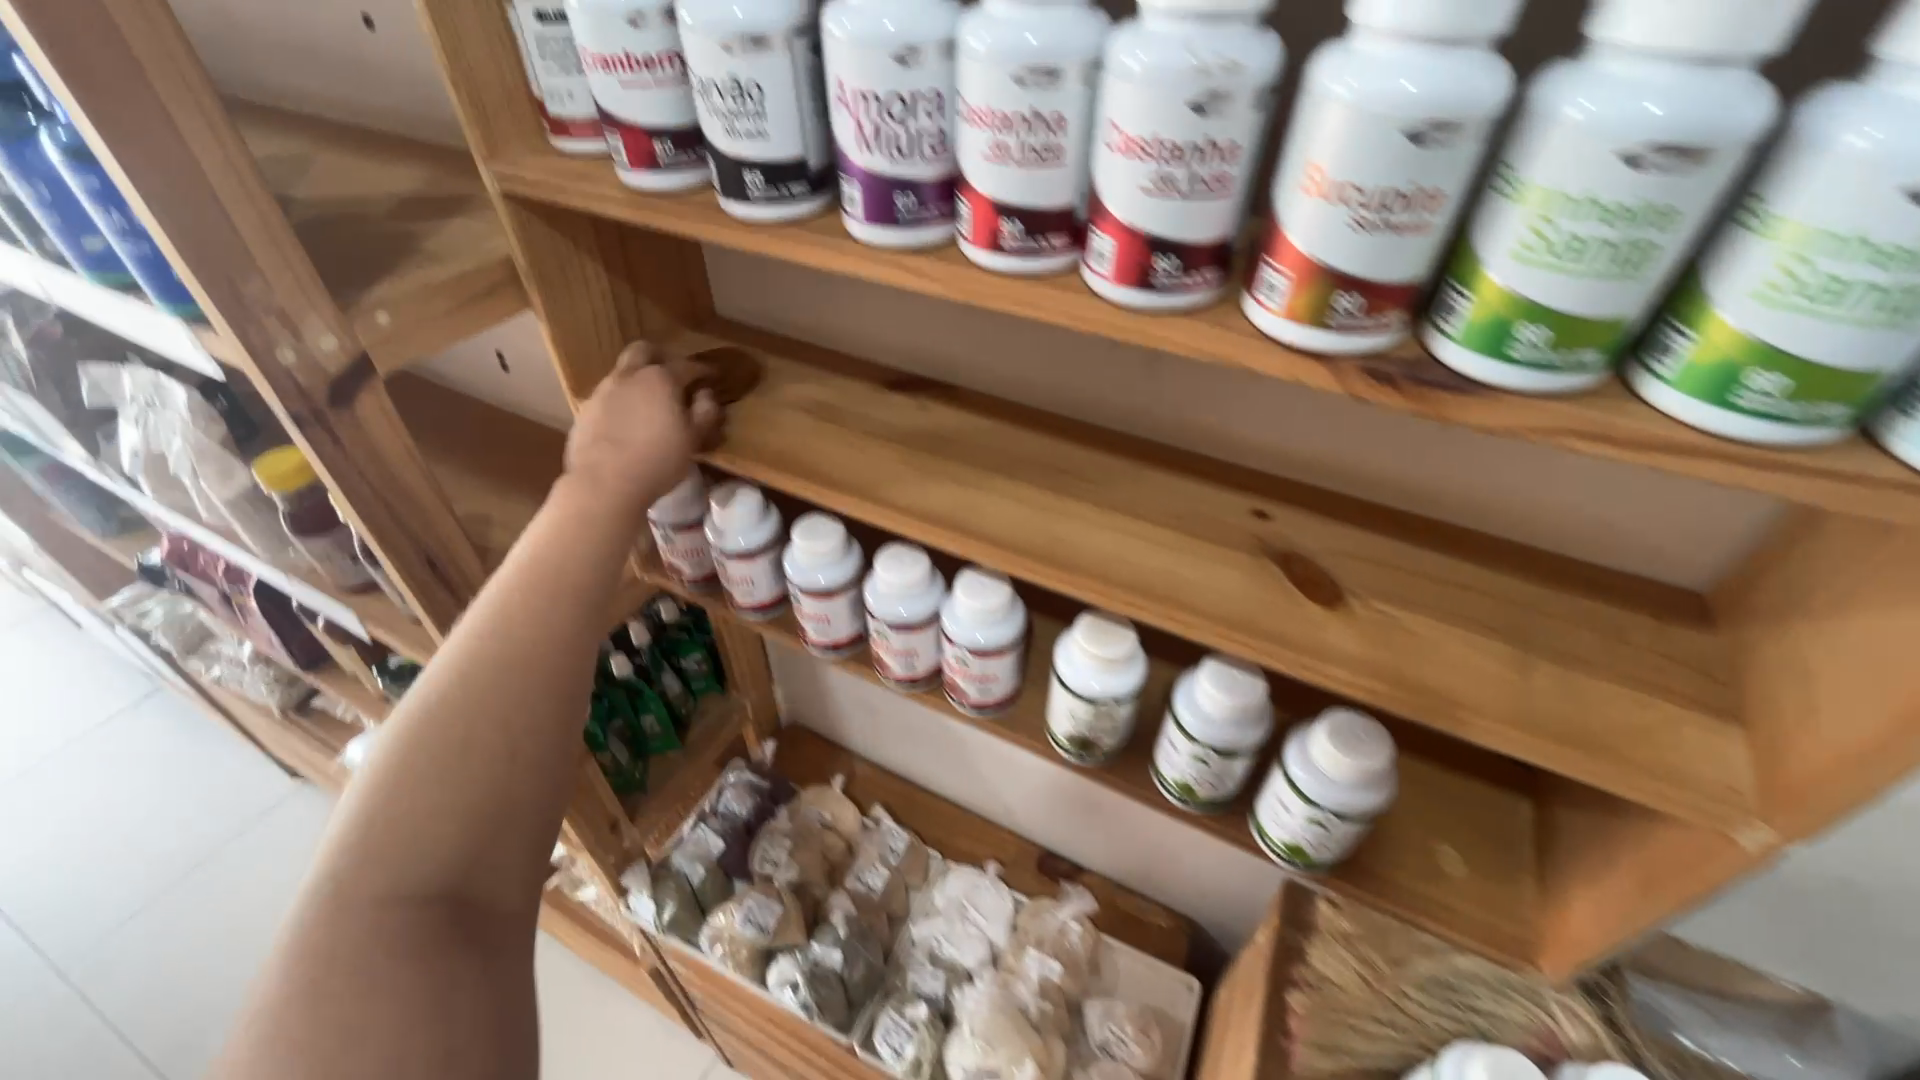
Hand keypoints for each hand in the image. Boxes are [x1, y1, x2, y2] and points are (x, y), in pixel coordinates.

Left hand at [563, 342, 722, 519]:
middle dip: (659, 356)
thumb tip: (706, 395)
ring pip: (621, 373)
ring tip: (647, 402)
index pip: (686, 365)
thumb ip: (704, 412)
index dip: (702, 369)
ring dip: (636, 380)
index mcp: (660, 379)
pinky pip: (606, 397)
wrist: (605, 483)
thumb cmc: (659, 460)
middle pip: (642, 350)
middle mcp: (629, 377)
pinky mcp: (584, 411)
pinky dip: (619, 402)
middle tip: (671, 373)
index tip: (712, 375)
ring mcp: (602, 392)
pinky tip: (625, 423)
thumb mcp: (693, 439)